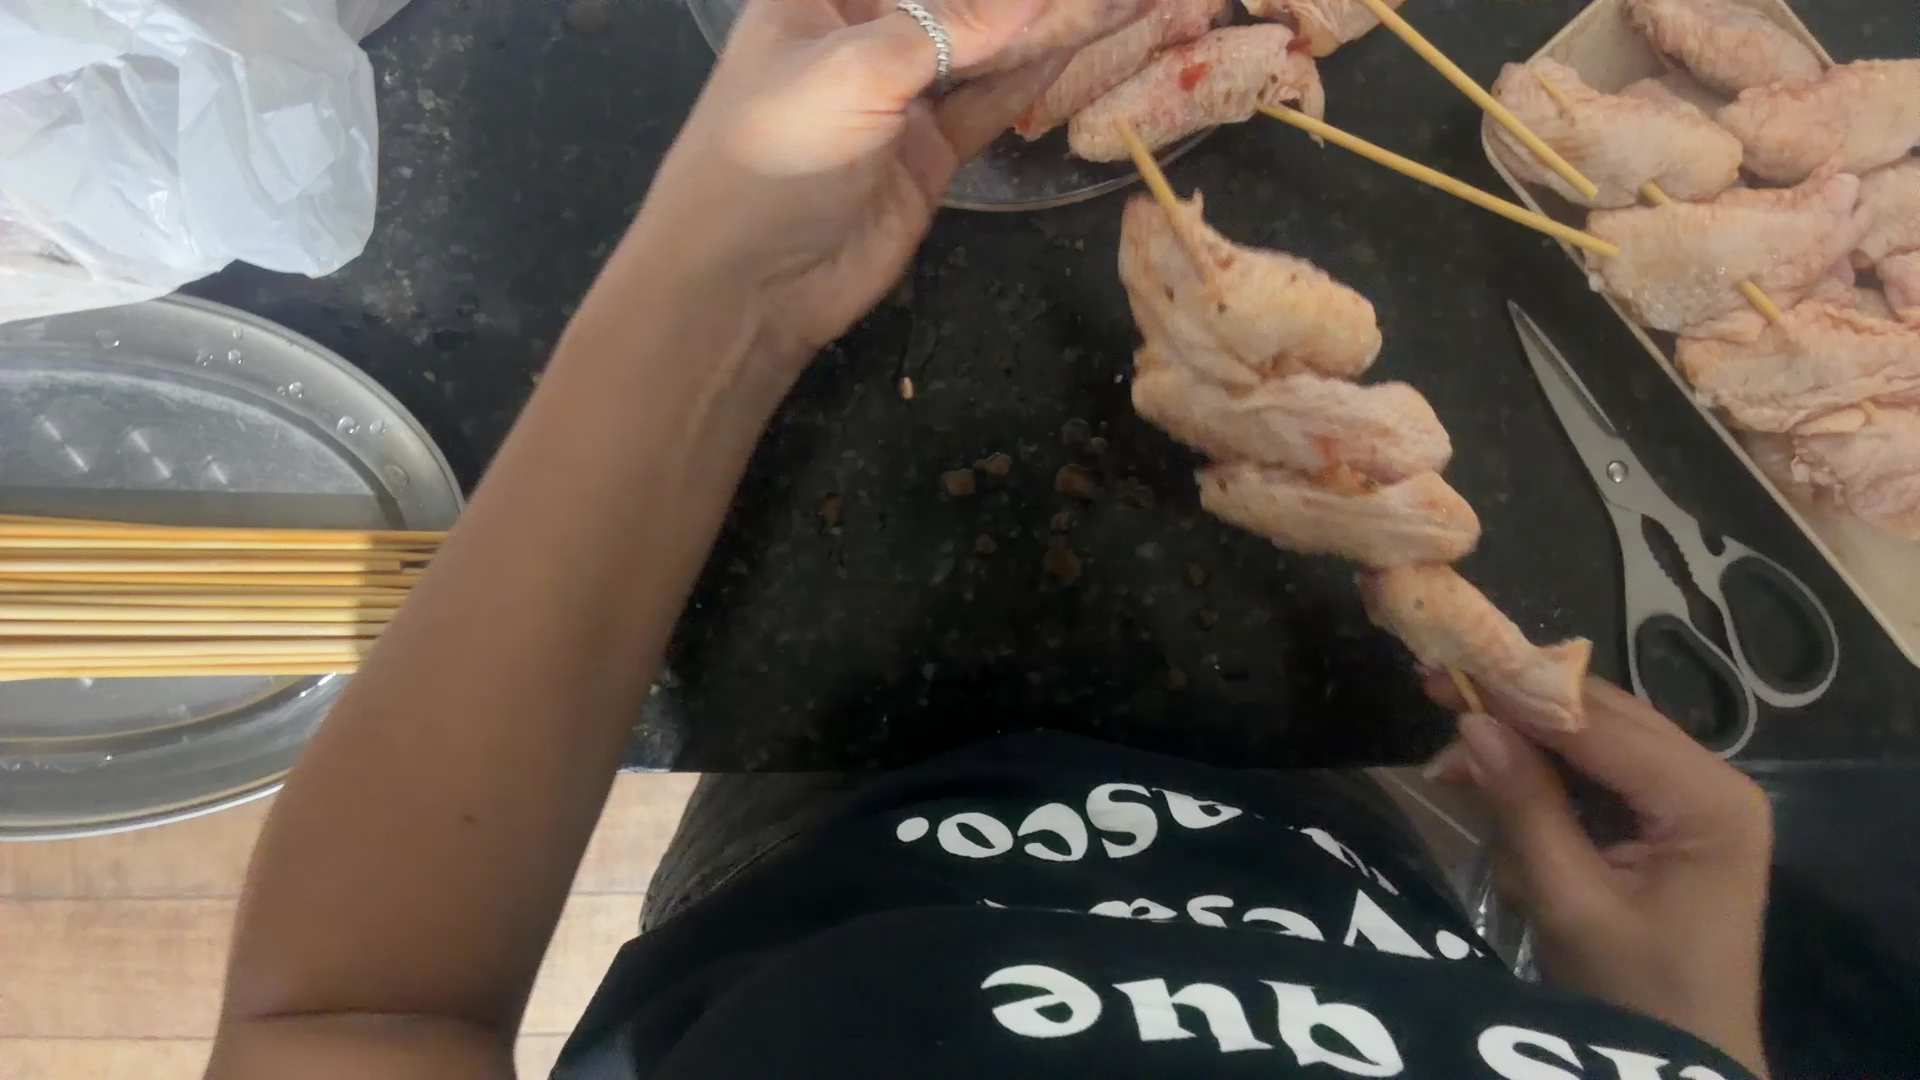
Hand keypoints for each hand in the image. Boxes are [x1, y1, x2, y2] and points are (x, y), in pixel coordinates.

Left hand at [625, 0, 1064, 369]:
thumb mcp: (856, 70)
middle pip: (952, 5)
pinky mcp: (926, 160)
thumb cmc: (778, 153)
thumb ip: (948, 27)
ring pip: (978, 55)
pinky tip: (1072, 44)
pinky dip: (1024, 83)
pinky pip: (983, 110)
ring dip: (1036, 29)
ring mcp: (898, 104)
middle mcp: (863, 40)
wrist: (756, 282)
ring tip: (1108, 1)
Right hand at [1426, 677, 1772, 1077]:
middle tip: (1432, 691)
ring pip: (1581, 729)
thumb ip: (1523, 804)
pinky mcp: (1657, 806)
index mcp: (1704, 801)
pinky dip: (1530, 765)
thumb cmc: (1632, 983)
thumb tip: (1471, 722)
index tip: (1440, 671)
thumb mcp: (1566, 896)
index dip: (1514, 692)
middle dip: (1509, 706)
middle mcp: (1705, 779)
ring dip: (1513, 738)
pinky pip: (1583, 760)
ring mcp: (1684, 791)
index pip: (1595, 722)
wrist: (1680, 1046)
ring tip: (1449, 765)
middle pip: (1592, 712)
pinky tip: (1484, 779)